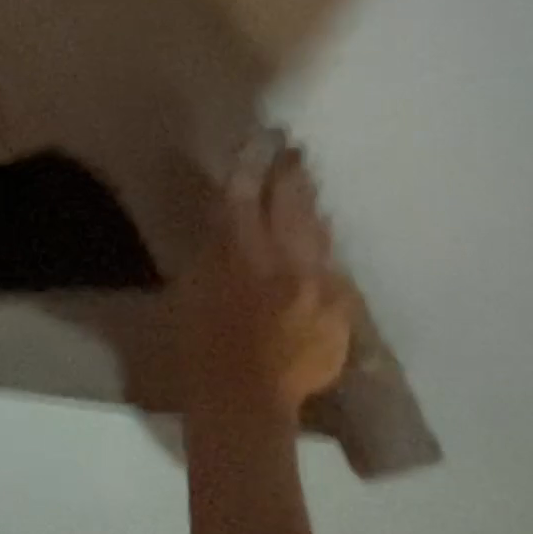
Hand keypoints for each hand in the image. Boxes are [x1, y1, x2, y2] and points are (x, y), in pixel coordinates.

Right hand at [177, 133, 352, 418]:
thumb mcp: (192, 282)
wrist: (243, 393)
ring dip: (308, 207)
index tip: (253, 140)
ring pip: (319, 234)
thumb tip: (226, 217)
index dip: (249, 167)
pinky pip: (329, 265)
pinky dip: (317, 245)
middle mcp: (292, 265)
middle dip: (290, 178)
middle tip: (289, 151)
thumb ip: (215, 247)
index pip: (246, 197)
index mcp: (245, 255)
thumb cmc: (198, 335)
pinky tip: (312, 237)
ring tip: (302, 183)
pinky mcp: (340, 310)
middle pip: (294, 209)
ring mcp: (322, 288)